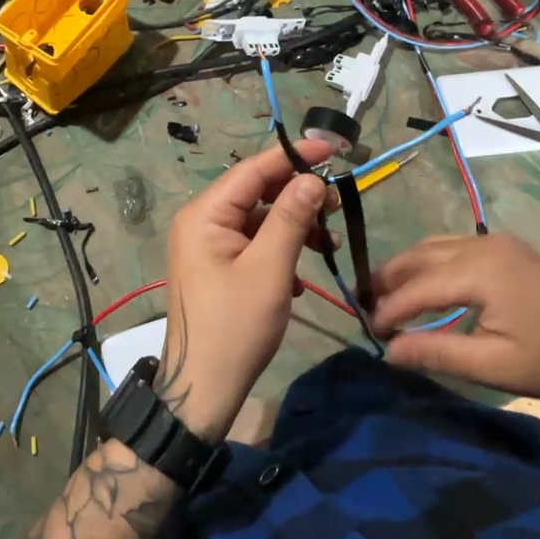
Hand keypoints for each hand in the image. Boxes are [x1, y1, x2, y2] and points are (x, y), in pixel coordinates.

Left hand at [158, 141, 330, 441]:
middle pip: (255, 193)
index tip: (332, 149)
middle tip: (338, 204)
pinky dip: (279, 252)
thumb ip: (291, 218)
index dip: (293, 157)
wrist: (203, 389)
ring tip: (329, 243)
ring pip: (258, 221)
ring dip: (294, 228)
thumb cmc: (235, 326)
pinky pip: (253, 246)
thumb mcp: (270, 269)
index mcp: (204, 214)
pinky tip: (299, 279)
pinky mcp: (217, 269)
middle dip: (298, 196)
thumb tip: (311, 179)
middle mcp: (201, 222)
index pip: (252, 170)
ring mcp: (207, 247)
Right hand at [371, 234, 539, 399]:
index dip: (390, 308)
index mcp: (480, 271)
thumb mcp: (493, 366)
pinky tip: (422, 282)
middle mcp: (482, 245)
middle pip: (420, 255)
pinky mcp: (504, 246)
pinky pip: (452, 245)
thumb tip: (388, 350)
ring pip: (434, 245)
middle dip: (389, 279)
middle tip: (367, 306)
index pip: (418, 285)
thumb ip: (437, 352)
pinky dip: (429, 261)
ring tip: (387, 294)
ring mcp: (495, 241)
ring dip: (407, 267)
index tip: (371, 330)